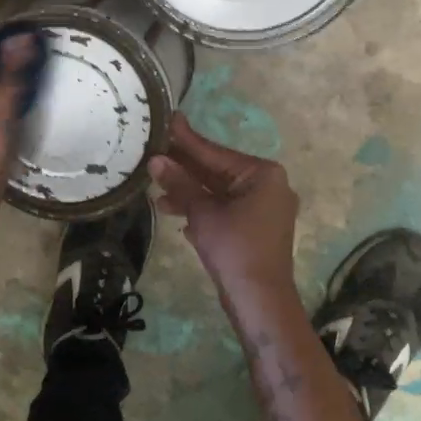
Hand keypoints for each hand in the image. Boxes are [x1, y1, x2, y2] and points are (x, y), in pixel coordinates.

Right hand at [150, 114, 300, 296]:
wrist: (259, 301)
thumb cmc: (234, 248)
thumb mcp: (202, 212)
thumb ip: (179, 183)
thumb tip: (156, 160)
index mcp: (262, 174)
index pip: (215, 152)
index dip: (186, 139)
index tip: (168, 119)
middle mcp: (268, 186)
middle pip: (217, 171)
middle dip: (184, 169)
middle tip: (152, 153)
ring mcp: (264, 209)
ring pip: (218, 192)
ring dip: (188, 193)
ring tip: (156, 192)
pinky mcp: (256, 230)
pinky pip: (225, 210)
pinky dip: (202, 210)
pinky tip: (175, 214)